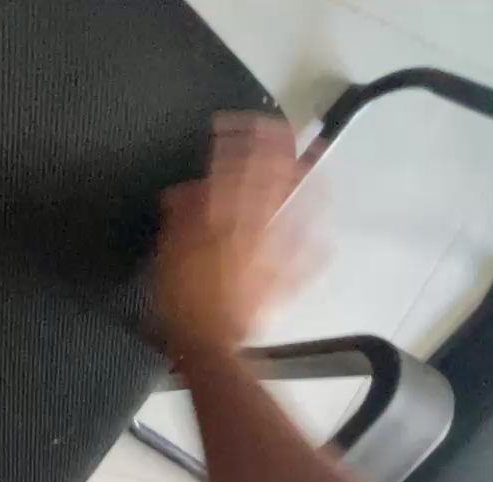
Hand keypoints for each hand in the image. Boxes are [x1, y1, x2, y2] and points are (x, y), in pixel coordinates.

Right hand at [149, 114, 312, 360]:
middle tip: (279, 127)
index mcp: (227, 220)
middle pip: (275, 178)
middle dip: (278, 147)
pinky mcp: (284, 279)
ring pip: (300, 206)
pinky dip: (317, 241)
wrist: (209, 347)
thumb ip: (180, 218)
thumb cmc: (182, 306)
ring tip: (315, 156)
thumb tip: (185, 189)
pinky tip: (323, 232)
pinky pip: (309, 256)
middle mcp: (259, 228)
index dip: (235, 138)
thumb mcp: (169, 257)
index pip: (235, 166)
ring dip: (308, 178)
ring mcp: (276, 252)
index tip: (230, 122)